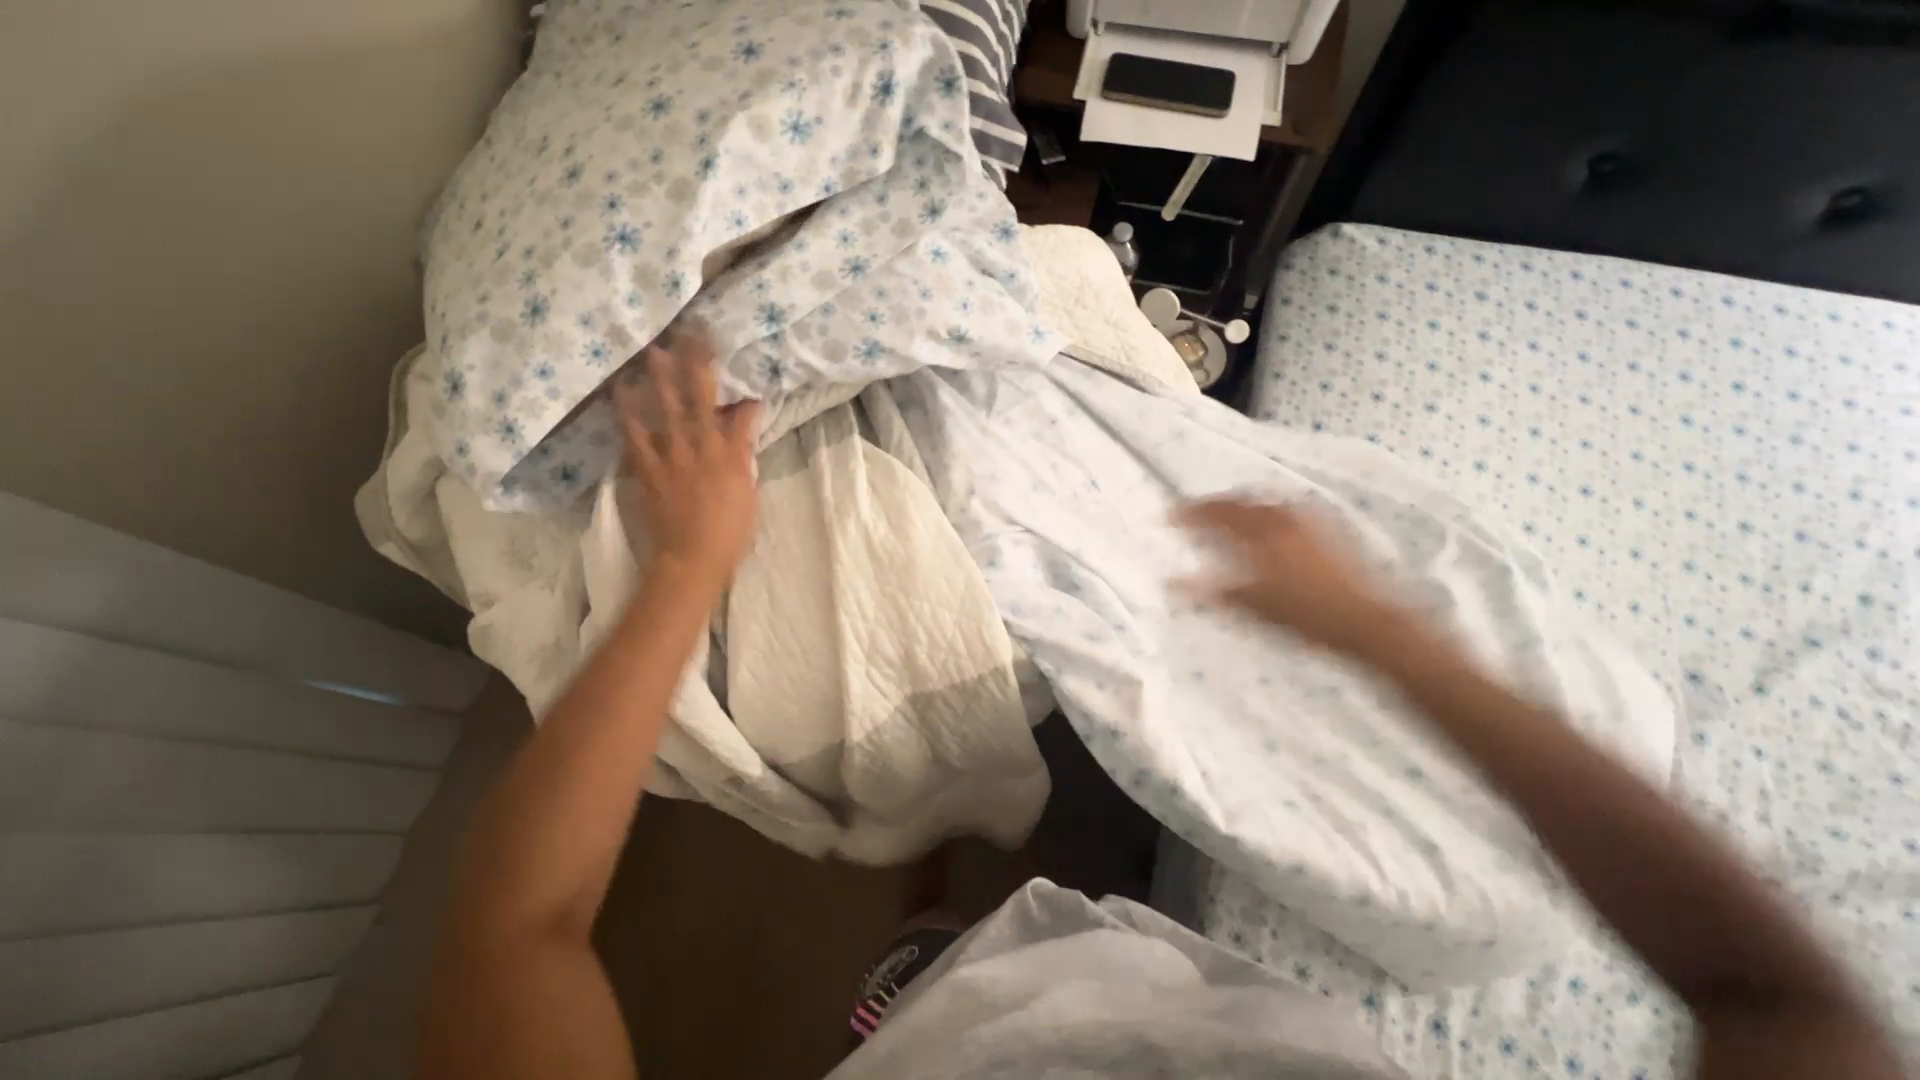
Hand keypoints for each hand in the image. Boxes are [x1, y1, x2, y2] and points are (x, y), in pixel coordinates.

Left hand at [615, 335, 762, 589]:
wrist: (690, 561)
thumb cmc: (729, 534)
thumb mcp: (749, 493)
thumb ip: (744, 455)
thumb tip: (744, 427)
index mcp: (730, 456)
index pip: (738, 415)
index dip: (740, 393)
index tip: (736, 369)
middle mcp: (700, 449)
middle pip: (698, 400)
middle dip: (695, 366)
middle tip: (690, 335)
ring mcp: (671, 458)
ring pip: (665, 410)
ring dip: (660, 379)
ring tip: (654, 351)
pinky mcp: (647, 471)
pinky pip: (635, 436)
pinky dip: (629, 414)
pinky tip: (622, 393)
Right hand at [1177, 497, 1415, 662]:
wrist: (1372, 620)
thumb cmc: (1308, 618)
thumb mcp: (1254, 608)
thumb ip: (1212, 590)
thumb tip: (1171, 582)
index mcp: (1261, 534)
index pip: (1216, 514)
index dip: (1190, 513)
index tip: (1170, 515)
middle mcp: (1283, 518)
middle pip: (1241, 500)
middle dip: (1216, 504)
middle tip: (1199, 513)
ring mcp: (1310, 519)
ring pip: (1267, 501)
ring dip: (1244, 505)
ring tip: (1232, 516)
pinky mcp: (1331, 526)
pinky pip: (1290, 508)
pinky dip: (1271, 510)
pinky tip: (1273, 525)